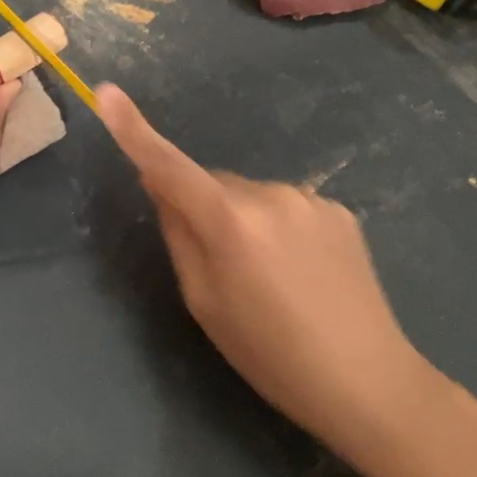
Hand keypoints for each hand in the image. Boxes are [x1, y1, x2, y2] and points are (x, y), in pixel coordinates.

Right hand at [96, 83, 431, 448]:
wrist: (369, 383)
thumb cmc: (268, 352)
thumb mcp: (203, 300)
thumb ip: (178, 234)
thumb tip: (162, 185)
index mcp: (228, 221)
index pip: (168, 165)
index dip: (133, 130)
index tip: (107, 93)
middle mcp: (268, 196)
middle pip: (210, 184)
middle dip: (203, 208)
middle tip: (220, 268)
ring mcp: (308, 199)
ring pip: (247, 195)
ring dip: (242, 219)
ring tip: (268, 278)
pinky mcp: (338, 210)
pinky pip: (284, 206)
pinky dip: (277, 228)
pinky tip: (300, 272)